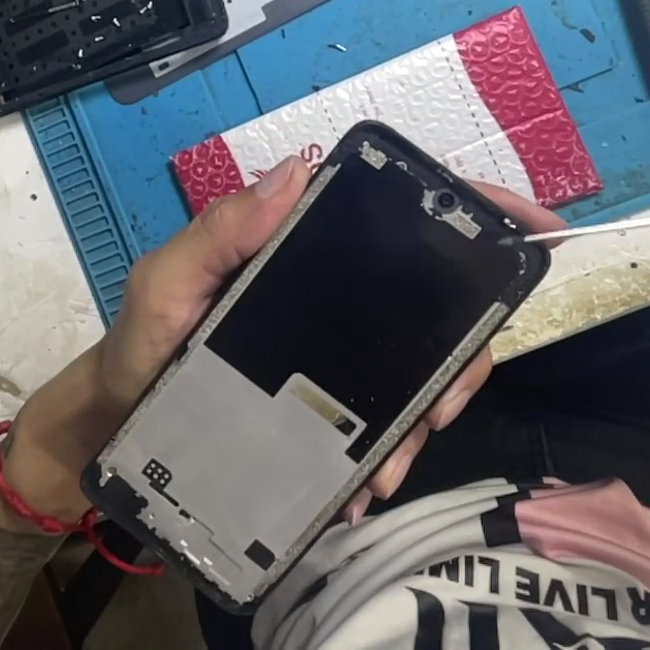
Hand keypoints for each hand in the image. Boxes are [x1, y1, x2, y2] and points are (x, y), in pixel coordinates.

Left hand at [5, 156, 564, 523]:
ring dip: (431, 406)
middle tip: (442, 397)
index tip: (529, 227)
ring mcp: (334, 351)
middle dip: (462, 343)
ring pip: (420, 364)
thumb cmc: (141, 344)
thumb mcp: (166, 283)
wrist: (121, 426)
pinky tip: (372, 477)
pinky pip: (387, 417)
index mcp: (299, 250)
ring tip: (395, 454)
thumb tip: (296, 171)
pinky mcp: (329, 404)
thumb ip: (219, 232)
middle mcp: (329, 294)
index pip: (390, 216)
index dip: (466, 209)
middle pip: (430, 300)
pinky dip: (396, 446)